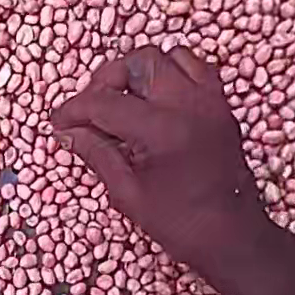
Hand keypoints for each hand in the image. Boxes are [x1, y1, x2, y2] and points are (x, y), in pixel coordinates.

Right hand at [50, 45, 269, 272]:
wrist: (235, 238)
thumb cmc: (180, 224)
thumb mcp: (127, 193)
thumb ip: (96, 154)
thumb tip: (68, 132)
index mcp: (163, 130)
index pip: (105, 102)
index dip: (74, 110)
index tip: (59, 123)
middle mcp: (190, 104)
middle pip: (138, 62)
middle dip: (106, 81)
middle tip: (91, 111)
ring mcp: (211, 101)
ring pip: (169, 56)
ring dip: (139, 72)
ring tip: (122, 102)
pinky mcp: (222, 106)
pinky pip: (194, 69)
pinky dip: (170, 75)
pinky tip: (153, 104)